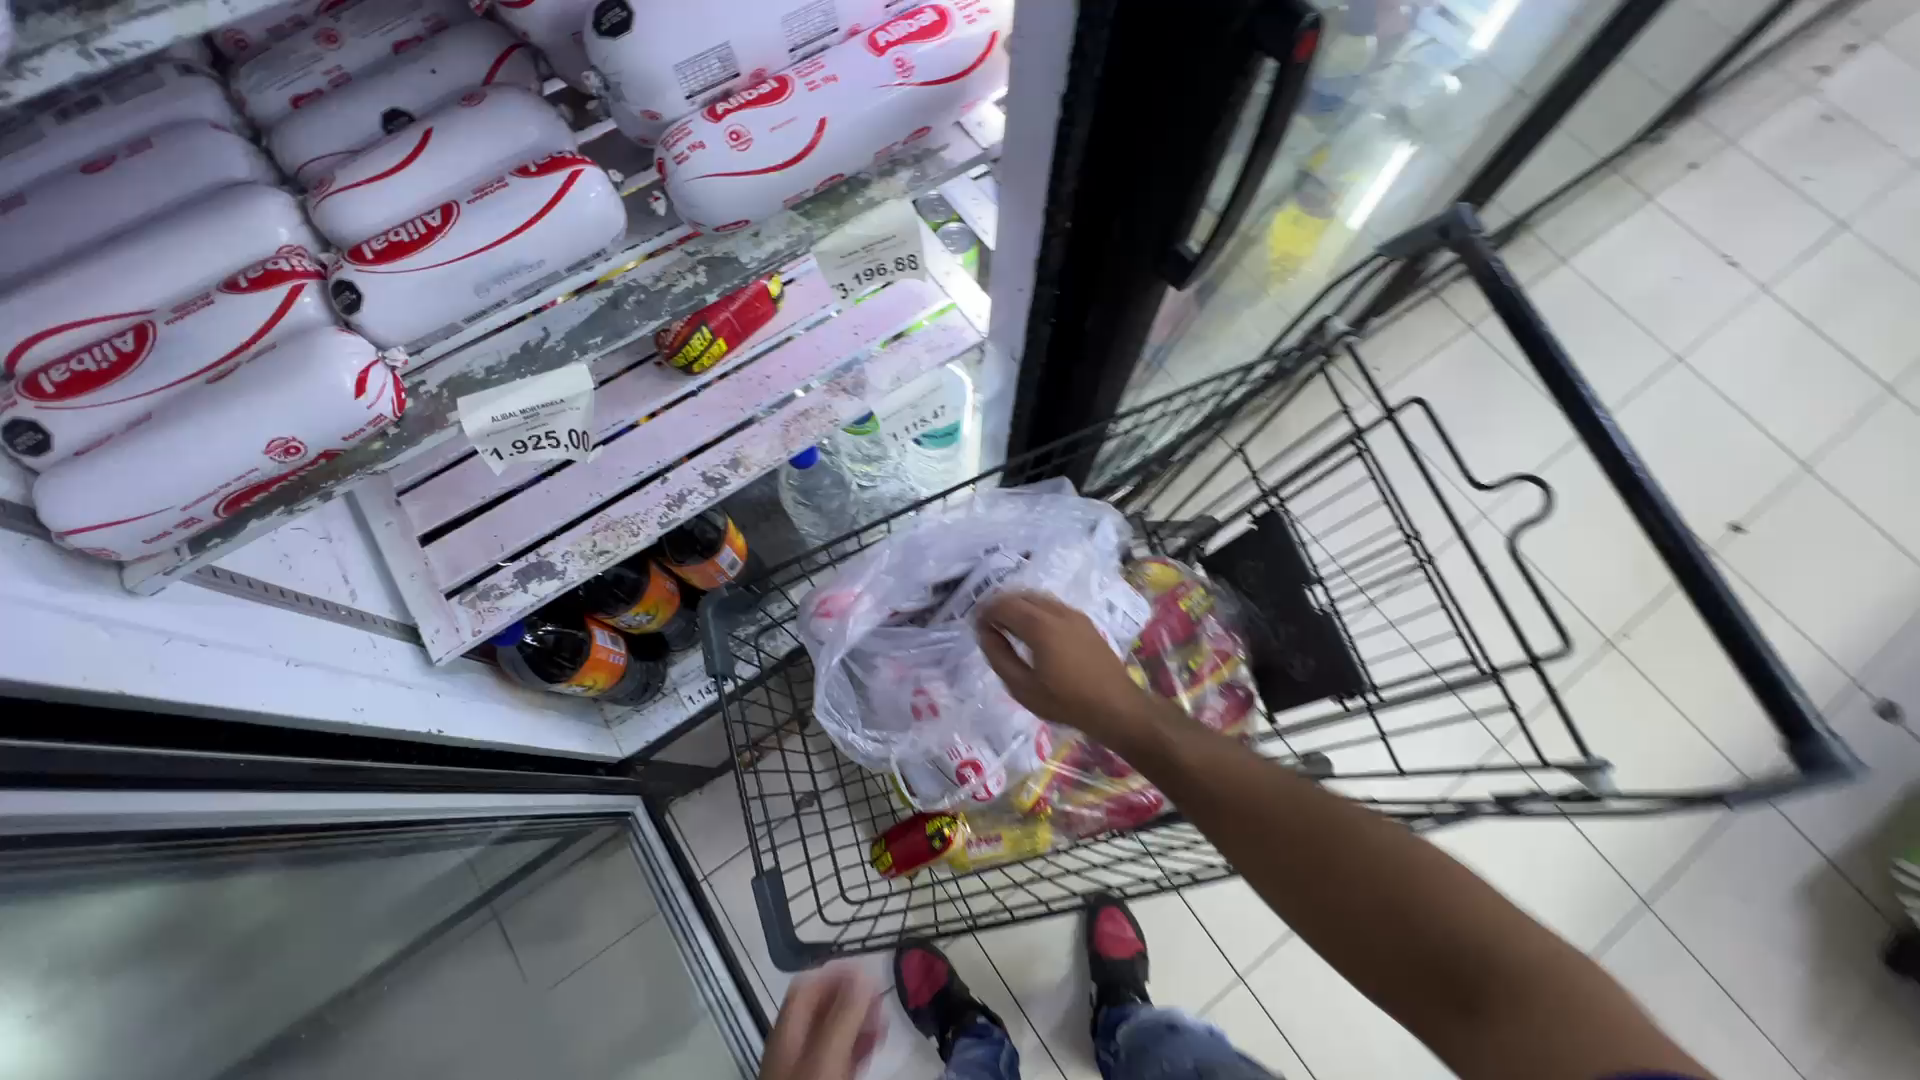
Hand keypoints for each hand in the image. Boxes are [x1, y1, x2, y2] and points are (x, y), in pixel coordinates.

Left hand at [759, 963, 882, 1079]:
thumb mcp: (827, 1057)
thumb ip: (843, 1015)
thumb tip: (863, 972)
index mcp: (789, 1030)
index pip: (808, 984)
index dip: (837, 972)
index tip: (869, 972)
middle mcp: (792, 1044)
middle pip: (820, 1006)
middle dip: (852, 997)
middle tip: (881, 1002)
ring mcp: (802, 1068)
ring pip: (830, 1031)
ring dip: (857, 1021)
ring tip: (883, 1025)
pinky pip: (836, 1056)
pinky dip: (856, 1046)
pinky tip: (873, 1050)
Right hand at [975, 590, 1168, 748]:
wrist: (1114, 706)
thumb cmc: (1065, 701)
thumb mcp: (1022, 687)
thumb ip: (999, 657)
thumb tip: (985, 634)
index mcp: (1039, 626)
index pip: (1004, 605)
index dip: (985, 612)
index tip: (976, 626)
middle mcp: (1057, 612)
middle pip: (1020, 596)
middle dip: (1000, 605)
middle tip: (988, 624)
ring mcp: (1074, 615)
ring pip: (1038, 598)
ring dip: (1019, 606)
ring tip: (1008, 626)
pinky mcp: (1085, 622)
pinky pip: (1053, 605)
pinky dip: (1036, 610)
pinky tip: (1033, 630)